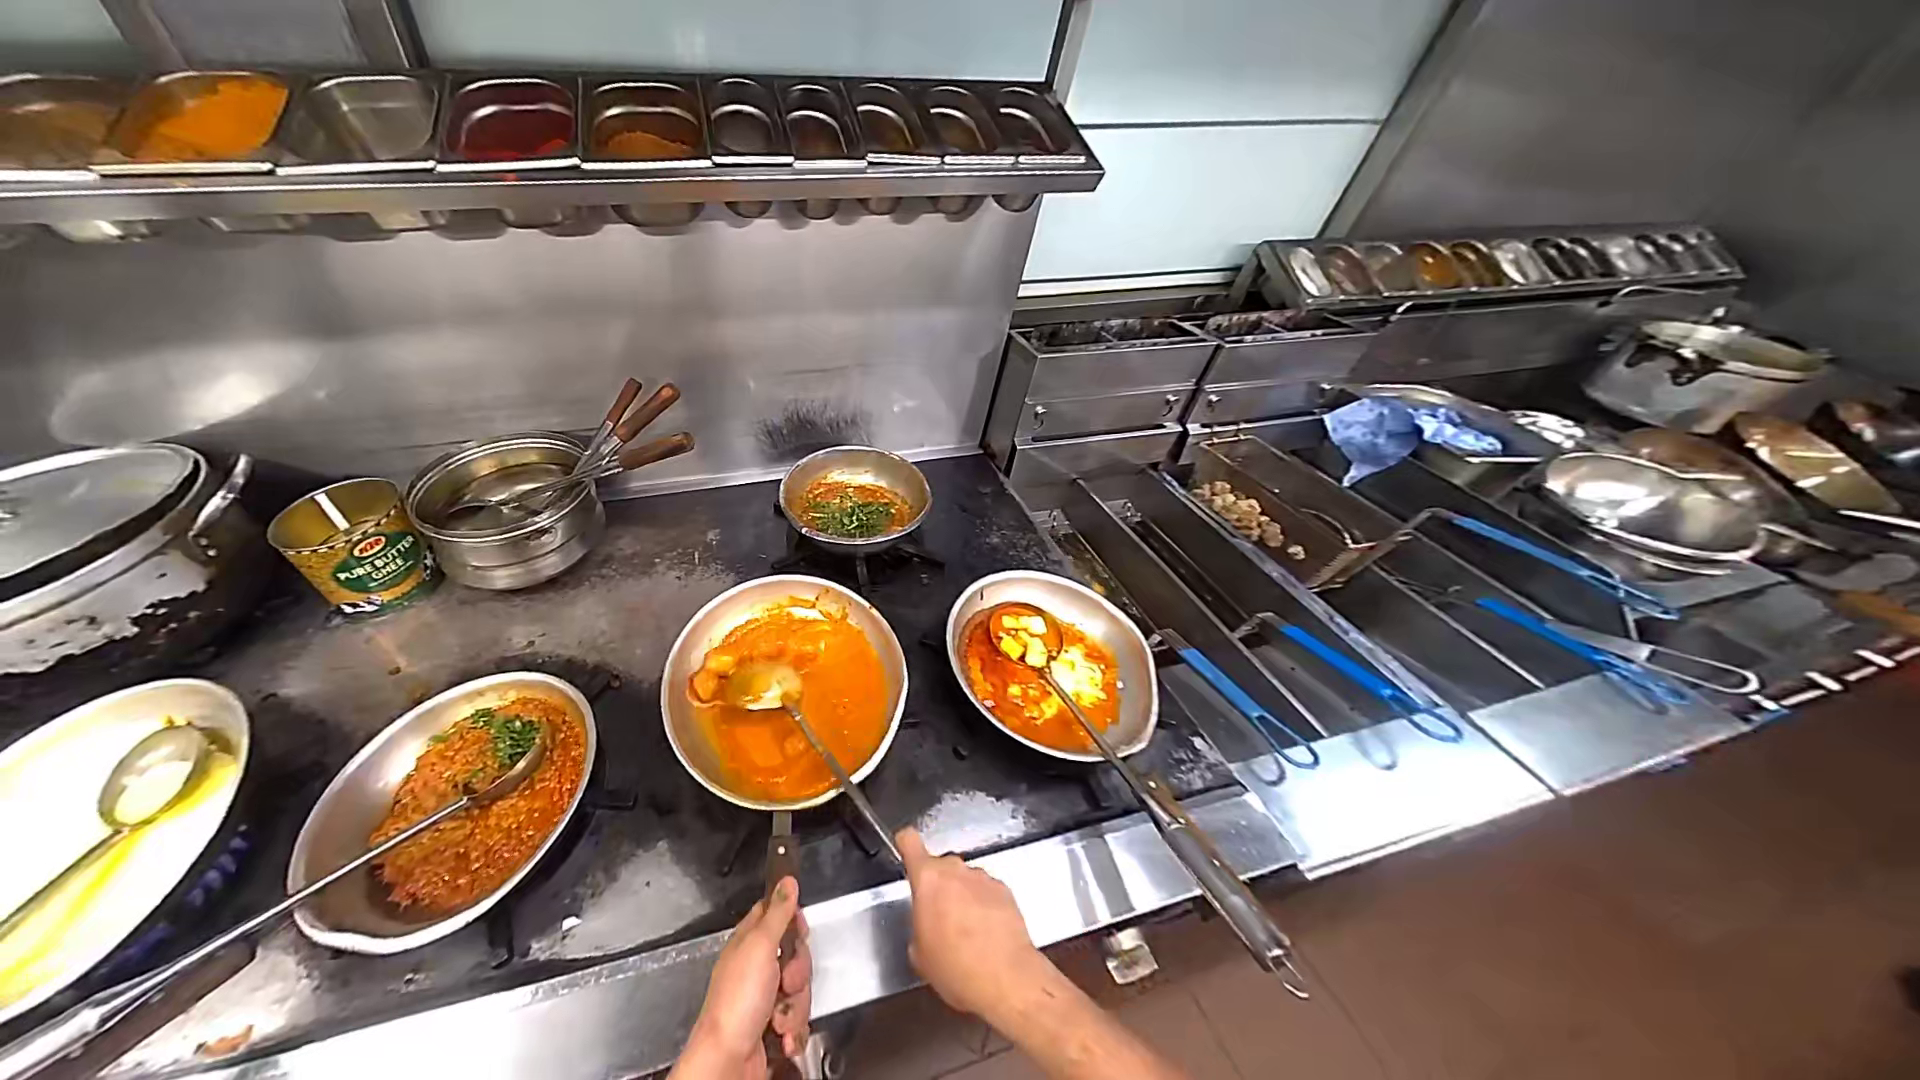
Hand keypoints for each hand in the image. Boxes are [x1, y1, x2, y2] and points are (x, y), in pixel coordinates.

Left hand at [675, 877, 811, 1078]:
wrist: (727, 1064)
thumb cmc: (737, 1002)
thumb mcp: (760, 947)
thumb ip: (778, 913)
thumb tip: (787, 879)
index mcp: (749, 943)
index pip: (776, 914)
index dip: (792, 920)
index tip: (799, 932)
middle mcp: (757, 968)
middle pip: (796, 954)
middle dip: (799, 972)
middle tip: (785, 982)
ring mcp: (765, 998)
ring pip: (801, 988)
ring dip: (796, 1006)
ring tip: (778, 1020)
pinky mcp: (773, 1026)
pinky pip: (799, 1018)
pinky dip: (794, 1030)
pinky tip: (781, 1037)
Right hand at [897, 827, 1047, 1020]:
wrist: (1005, 978)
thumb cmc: (957, 967)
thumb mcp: (919, 954)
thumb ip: (917, 924)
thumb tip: (925, 926)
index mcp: (928, 879)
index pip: (910, 842)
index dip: (905, 843)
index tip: (904, 845)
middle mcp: (956, 870)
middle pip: (940, 867)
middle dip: (938, 887)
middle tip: (938, 919)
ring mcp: (982, 878)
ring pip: (964, 880)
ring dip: (962, 897)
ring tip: (965, 932)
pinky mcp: (1004, 890)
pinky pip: (986, 892)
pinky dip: (983, 906)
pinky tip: (985, 933)